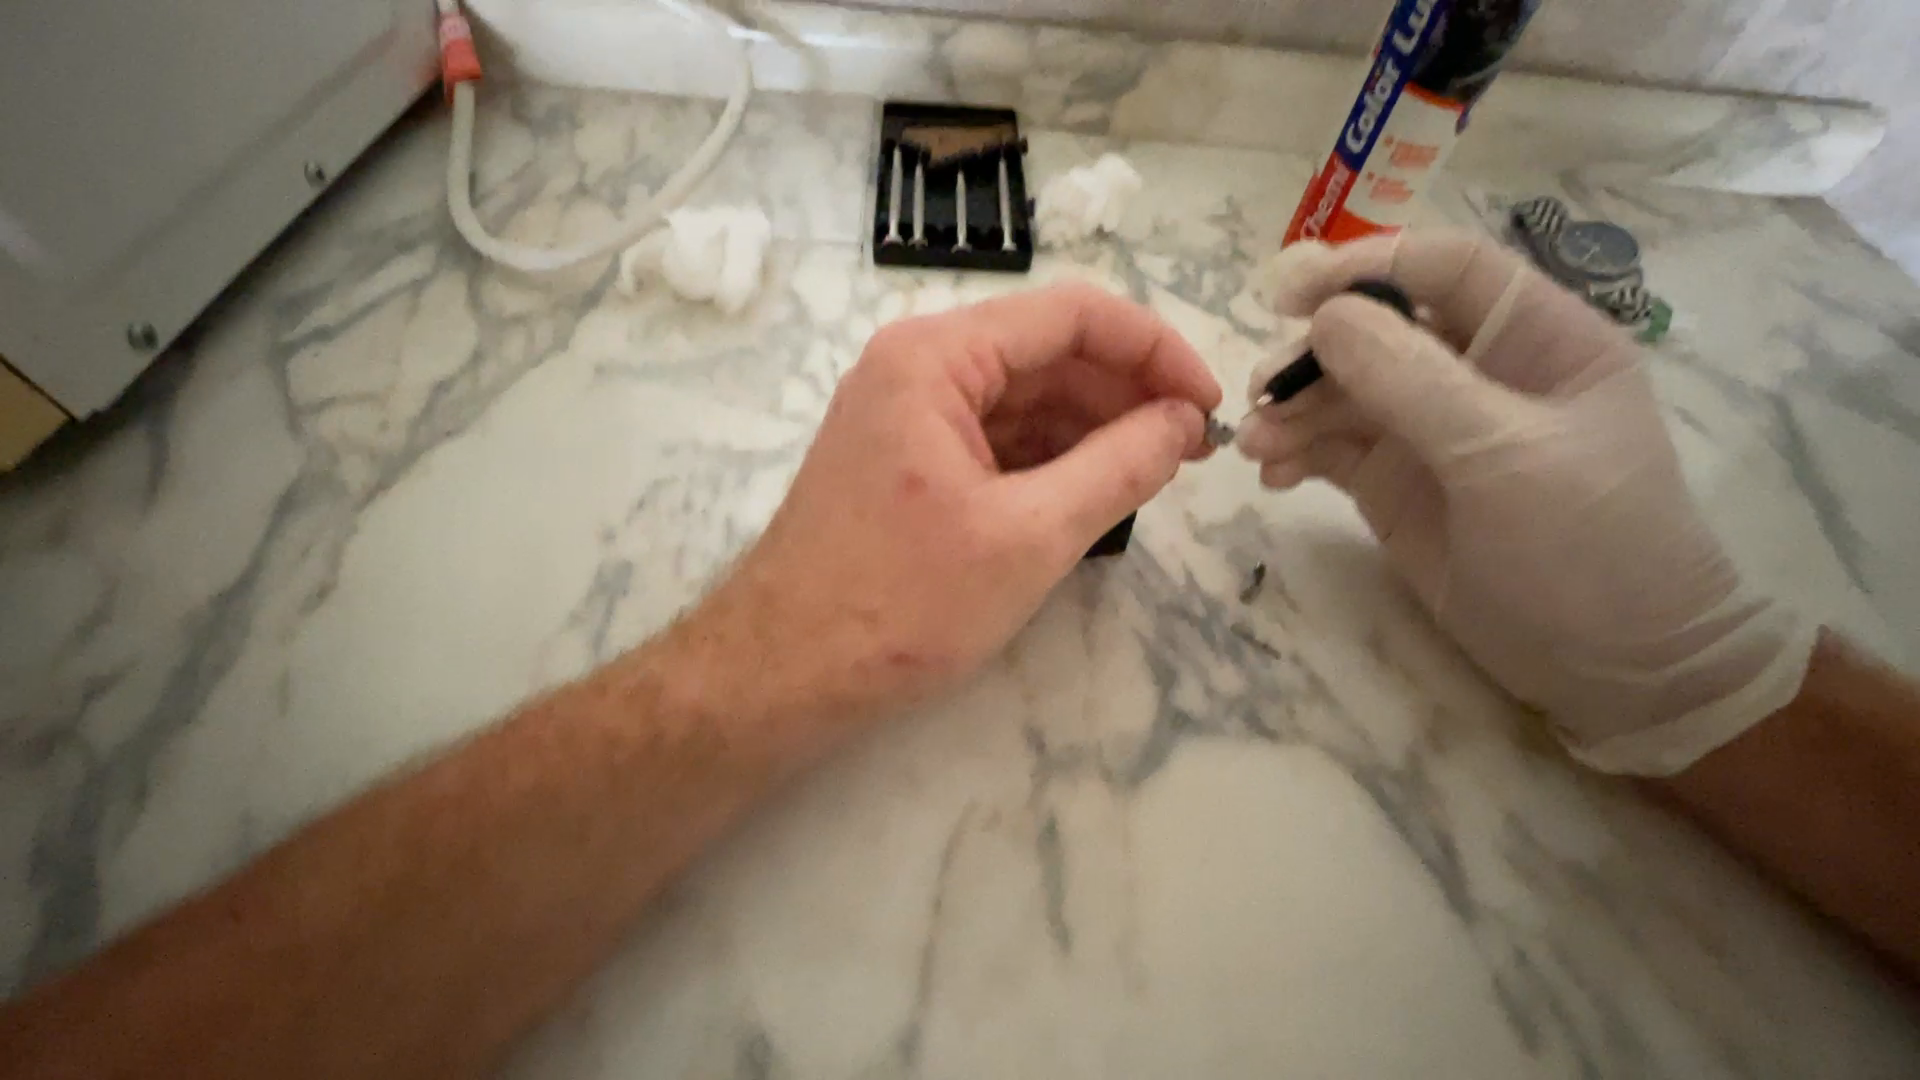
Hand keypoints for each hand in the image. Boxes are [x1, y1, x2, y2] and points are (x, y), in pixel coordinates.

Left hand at [680, 282, 1219, 746]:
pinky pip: (994, 440)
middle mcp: (916, 368)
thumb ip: (1119, 467)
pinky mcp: (906, 462)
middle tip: (1190, 451)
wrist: (784, 672)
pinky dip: (1049, 460)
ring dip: (1092, 430)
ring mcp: (906, 415)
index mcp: (936, 358)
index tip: (1208, 406)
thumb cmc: (902, 604)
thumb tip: (1184, 423)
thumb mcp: (1030, 536)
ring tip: (1153, 474)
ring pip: (1023, 400)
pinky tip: (1092, 490)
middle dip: (1125, 395)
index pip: (1071, 316)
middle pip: (1046, 354)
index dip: (1154, 351)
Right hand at [1236, 230, 1815, 774]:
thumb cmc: (1586, 545)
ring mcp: (1426, 430)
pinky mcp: (1390, 481)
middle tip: (1262, 394)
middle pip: (1373, 333)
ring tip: (1259, 447)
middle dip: (1312, 358)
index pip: (1443, 270)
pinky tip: (1273, 476)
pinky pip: (1329, 448)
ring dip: (1292, 412)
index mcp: (1533, 338)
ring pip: (1340, 393)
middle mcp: (1473, 373)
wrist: (1603, 662)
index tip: (1287, 291)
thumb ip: (1414, 382)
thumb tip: (1325, 316)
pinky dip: (1295, 454)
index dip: (1366, 267)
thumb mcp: (1504, 455)